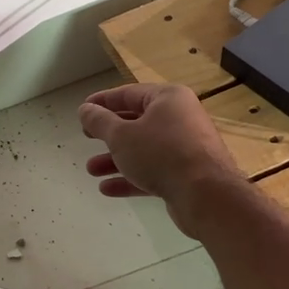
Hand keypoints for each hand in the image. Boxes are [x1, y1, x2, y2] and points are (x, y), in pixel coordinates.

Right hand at [79, 83, 242, 232]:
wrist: (206, 195)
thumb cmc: (161, 154)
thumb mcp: (121, 135)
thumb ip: (100, 122)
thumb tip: (85, 109)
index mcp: (168, 98)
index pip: (128, 94)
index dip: (102, 102)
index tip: (82, 110)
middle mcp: (180, 118)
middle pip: (137, 122)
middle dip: (108, 135)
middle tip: (86, 138)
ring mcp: (185, 147)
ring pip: (143, 150)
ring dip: (115, 159)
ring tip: (92, 170)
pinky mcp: (186, 174)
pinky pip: (154, 171)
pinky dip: (131, 177)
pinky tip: (107, 189)